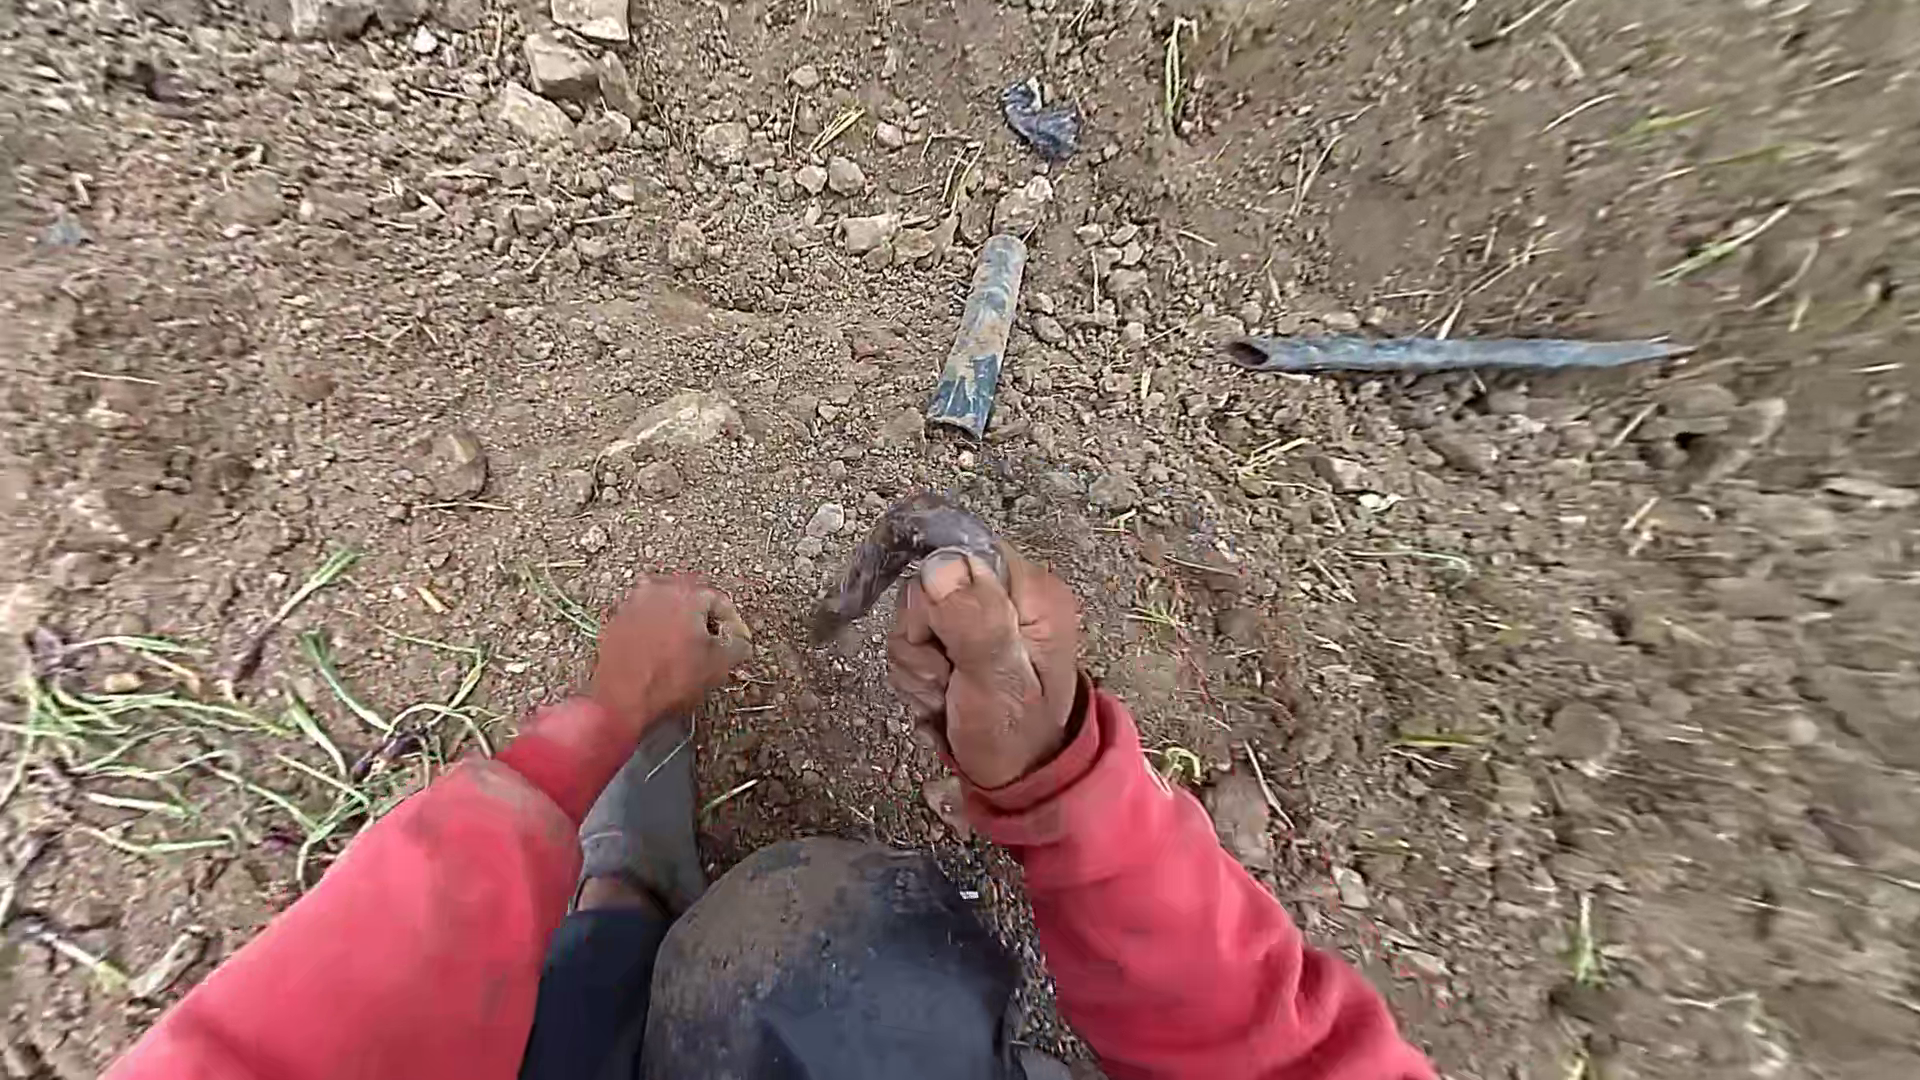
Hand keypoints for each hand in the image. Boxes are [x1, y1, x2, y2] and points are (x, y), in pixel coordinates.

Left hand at [592, 577, 752, 728]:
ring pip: (667, 608)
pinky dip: (657, 631)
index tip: (735, 641)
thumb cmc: (673, 679)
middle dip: (705, 620)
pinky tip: (662, 653)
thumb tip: (740, 638)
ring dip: (679, 624)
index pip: (720, 601)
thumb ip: (739, 642)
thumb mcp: (721, 662)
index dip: (733, 623)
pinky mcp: (614, 623)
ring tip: (687, 649)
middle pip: (692, 600)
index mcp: (686, 594)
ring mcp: (631, 605)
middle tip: (713, 642)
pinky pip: (645, 620)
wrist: (620, 704)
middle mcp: (656, 591)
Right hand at [887, 545, 1081, 788]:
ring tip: (945, 693)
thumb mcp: (998, 682)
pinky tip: (938, 695)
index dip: (941, 595)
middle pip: (931, 583)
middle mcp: (1007, 594)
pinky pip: (911, 637)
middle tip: (947, 678)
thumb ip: (974, 622)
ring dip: (918, 661)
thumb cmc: (1015, 736)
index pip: (964, 553)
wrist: (1014, 779)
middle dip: (924, 637)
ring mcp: (980, 614)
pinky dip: (915, 672)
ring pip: (915, 612)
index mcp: (1032, 593)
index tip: (945, 640)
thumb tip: (941, 564)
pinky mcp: (958, 635)